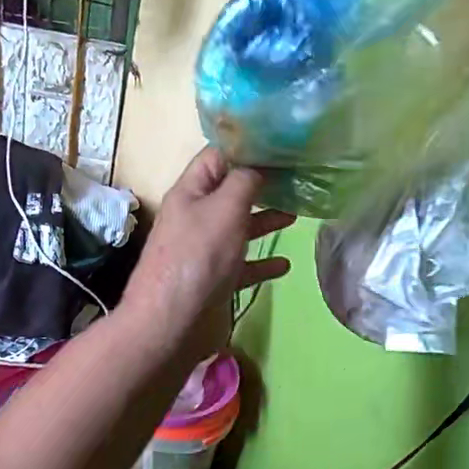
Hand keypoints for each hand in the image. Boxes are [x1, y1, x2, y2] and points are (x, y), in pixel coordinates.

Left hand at [120, 148, 292, 367]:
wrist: (171, 322)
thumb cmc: (198, 257)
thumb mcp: (225, 208)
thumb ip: (244, 182)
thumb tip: (257, 168)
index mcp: (190, 191)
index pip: (216, 157)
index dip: (245, 148)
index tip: (281, 146)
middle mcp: (195, 216)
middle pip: (230, 192)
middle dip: (261, 185)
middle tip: (297, 179)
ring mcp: (204, 249)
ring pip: (238, 227)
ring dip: (265, 220)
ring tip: (297, 214)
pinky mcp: (214, 279)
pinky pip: (242, 265)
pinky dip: (262, 262)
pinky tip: (284, 264)